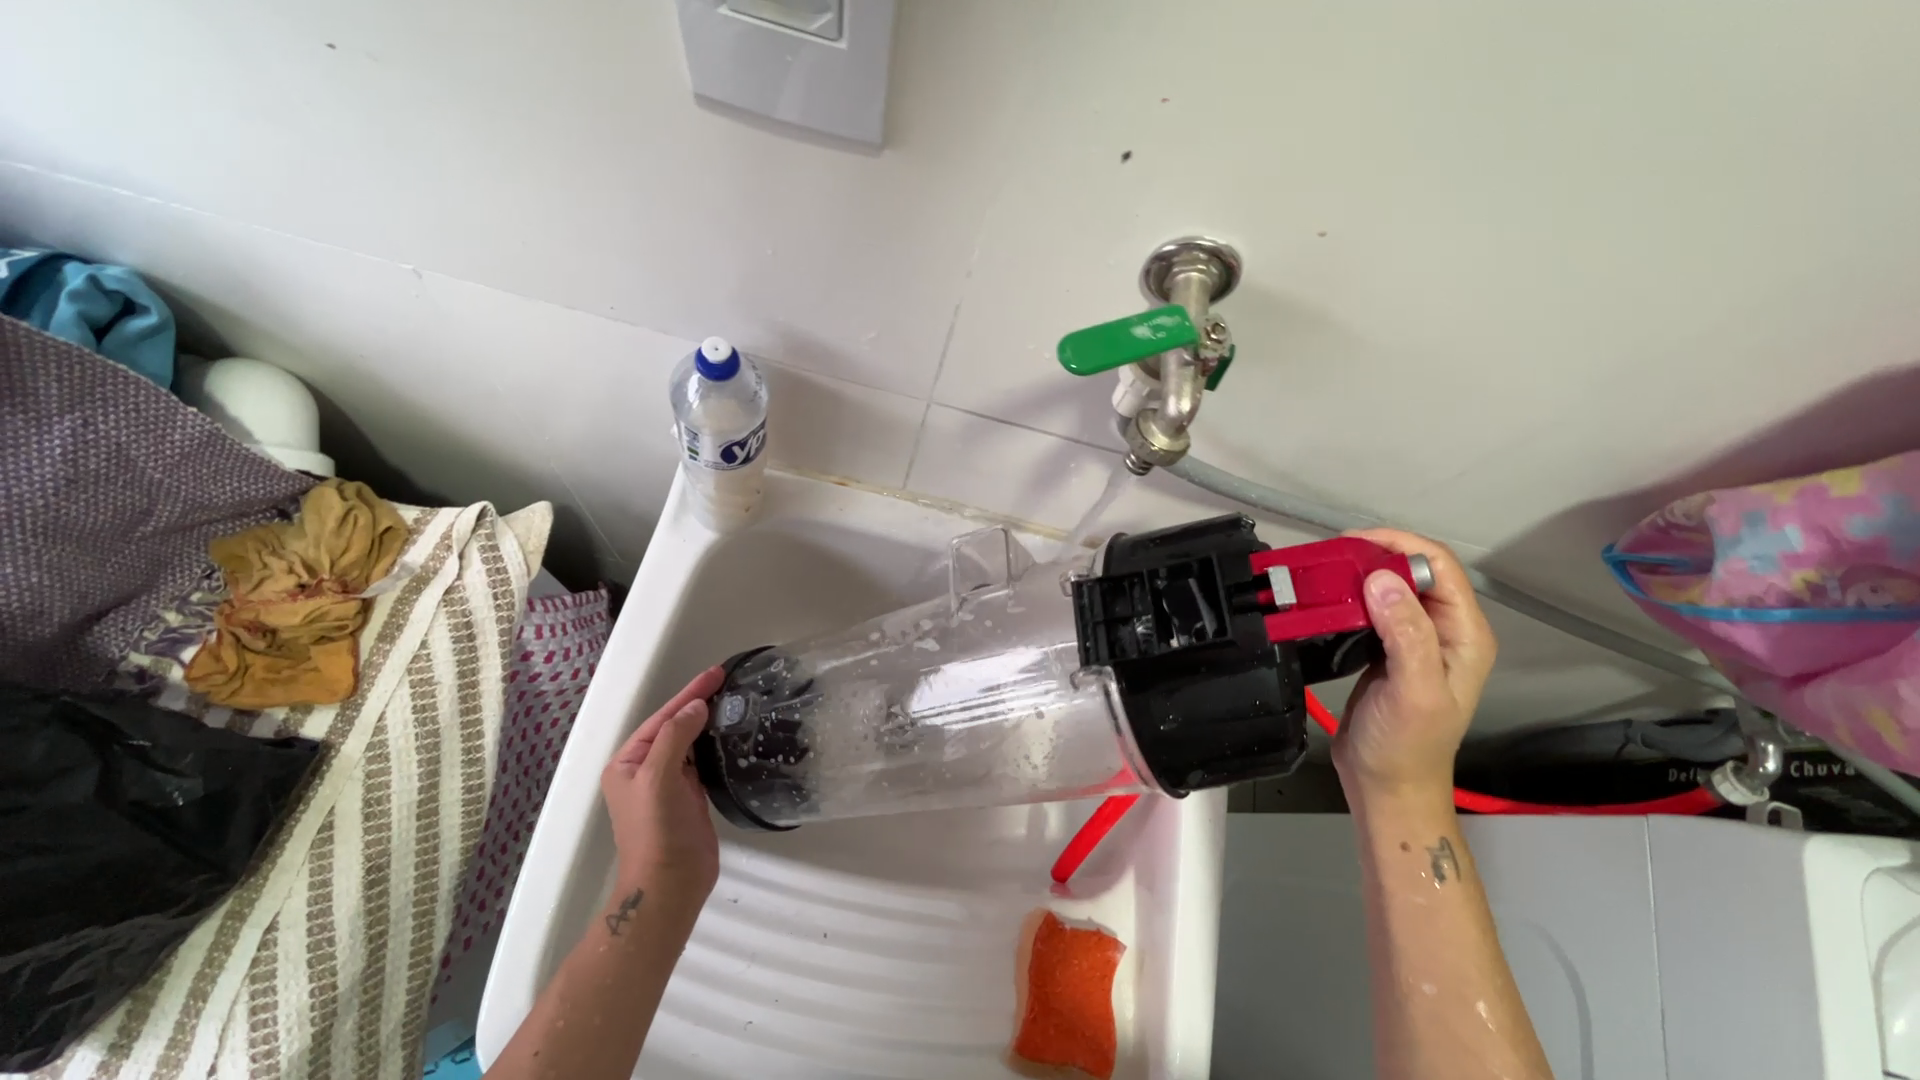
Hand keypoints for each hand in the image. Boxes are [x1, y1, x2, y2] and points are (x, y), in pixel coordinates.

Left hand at [601, 666, 726, 902]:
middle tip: (729, 682)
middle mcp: (645, 770)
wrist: (670, 884)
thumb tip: (696, 708)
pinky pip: (702, 762)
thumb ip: (675, 737)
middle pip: (675, 727)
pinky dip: (716, 746)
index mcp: (628, 763)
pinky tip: (732, 735)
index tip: (716, 673)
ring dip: (709, 723)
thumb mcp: (658, 777)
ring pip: (690, 744)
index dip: (689, 694)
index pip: (662, 718)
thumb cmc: (658, 831)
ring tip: (735, 702)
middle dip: (699, 704)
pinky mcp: (690, 799)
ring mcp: (668, 785)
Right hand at [1332, 530, 1496, 797]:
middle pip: (1413, 571)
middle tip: (1328, 558)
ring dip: (1357, 576)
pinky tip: (1323, 600)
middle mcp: (1443, 630)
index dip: (1399, 546)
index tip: (1351, 544)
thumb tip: (1382, 579)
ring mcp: (1413, 640)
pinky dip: (1347, 598)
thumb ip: (1406, 635)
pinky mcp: (1385, 650)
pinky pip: (1370, 610)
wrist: (1385, 785)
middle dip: (1374, 555)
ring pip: (1389, 587)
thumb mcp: (1414, 691)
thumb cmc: (1407, 745)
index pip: (1439, 566)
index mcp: (1464, 634)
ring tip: (1320, 574)